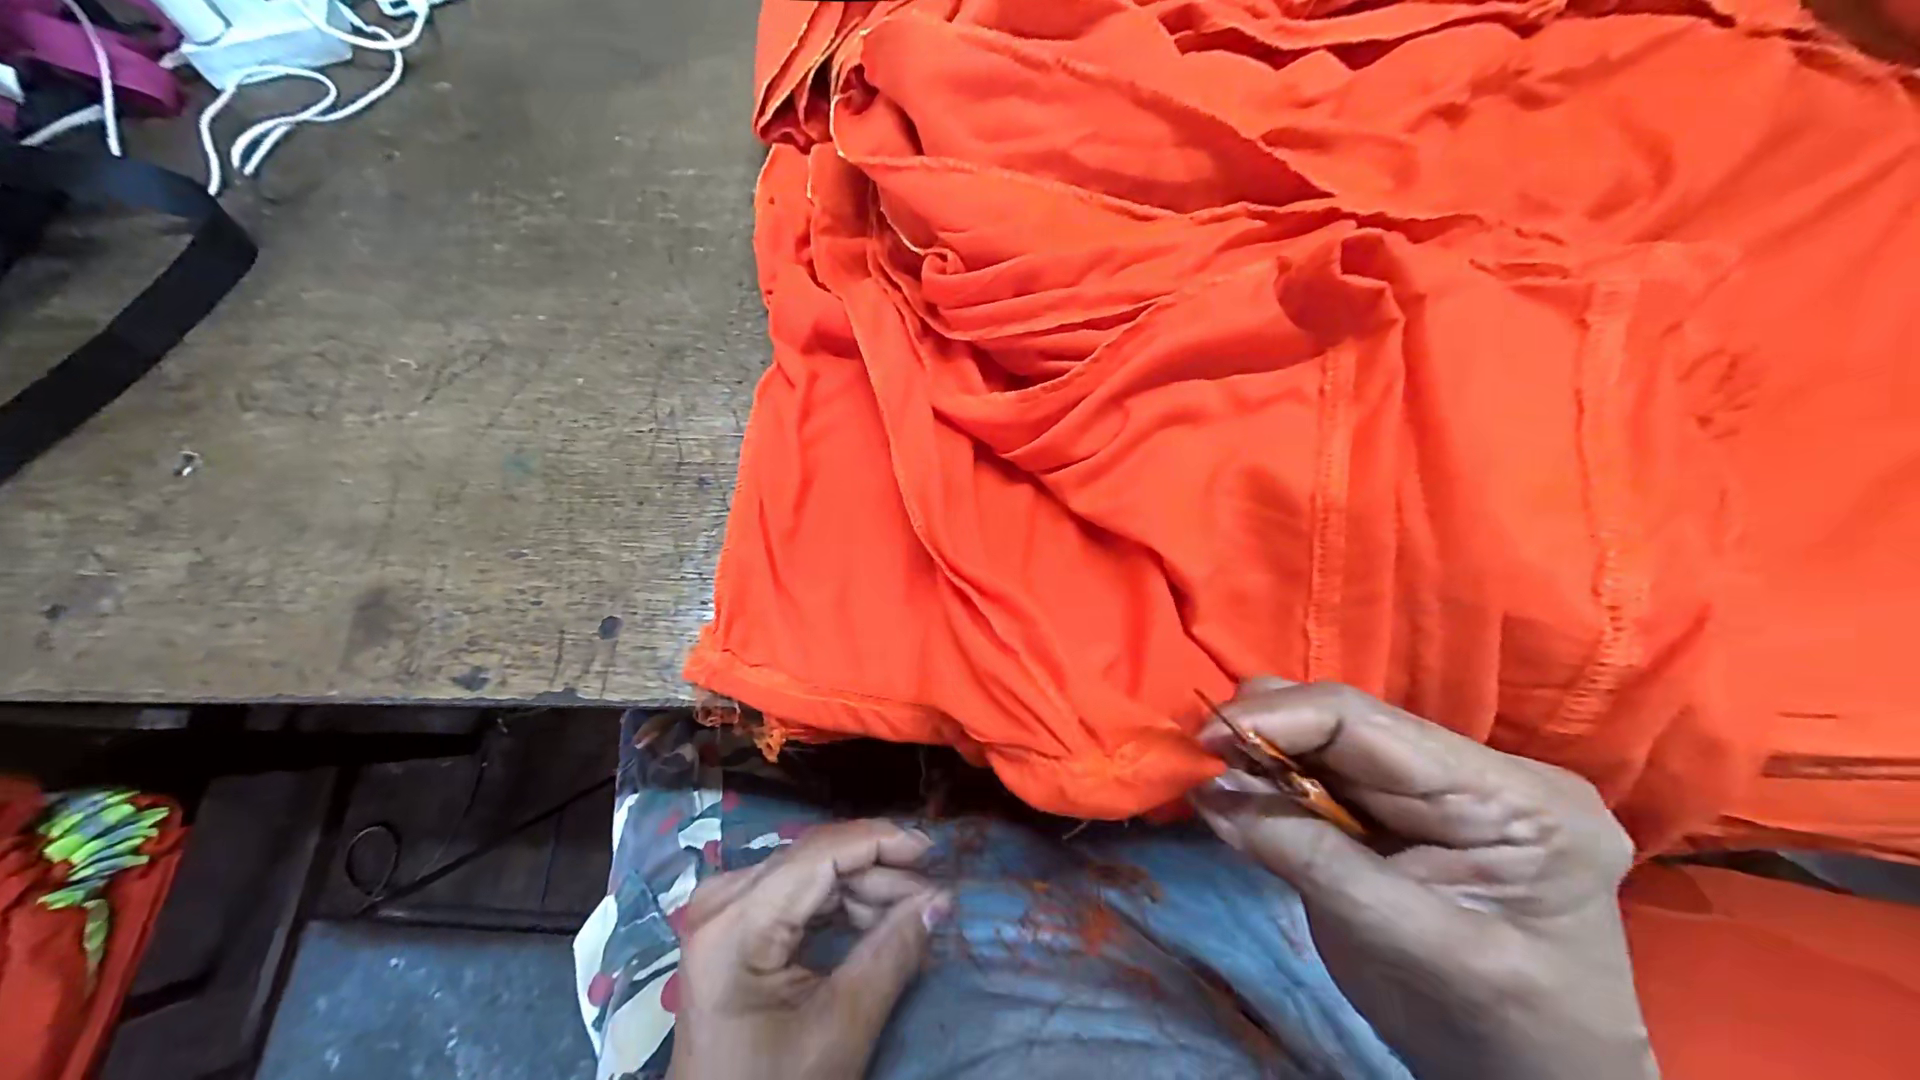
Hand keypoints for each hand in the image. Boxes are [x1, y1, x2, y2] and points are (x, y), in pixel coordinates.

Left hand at [666, 820, 951, 1079]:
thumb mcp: (841, 1027)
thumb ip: (893, 952)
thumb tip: (940, 899)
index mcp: (735, 923)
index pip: (820, 853)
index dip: (881, 841)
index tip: (933, 850)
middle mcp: (724, 897)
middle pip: (818, 859)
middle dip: (880, 873)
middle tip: (932, 895)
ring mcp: (727, 904)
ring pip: (814, 871)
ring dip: (866, 889)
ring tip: (912, 913)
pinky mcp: (736, 918)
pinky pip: (800, 890)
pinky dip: (843, 903)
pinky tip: (879, 920)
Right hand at [1192, 680, 1656, 1079]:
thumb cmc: (1495, 1030)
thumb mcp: (1406, 945)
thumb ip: (1308, 858)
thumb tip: (1210, 790)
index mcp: (1510, 796)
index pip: (1367, 721)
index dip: (1277, 718)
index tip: (1206, 739)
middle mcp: (1472, 769)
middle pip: (1339, 718)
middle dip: (1261, 733)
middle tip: (1202, 761)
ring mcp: (1434, 783)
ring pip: (1320, 736)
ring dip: (1260, 755)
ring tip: (1218, 781)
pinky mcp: (1398, 802)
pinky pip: (1318, 769)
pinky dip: (1270, 779)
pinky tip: (1243, 796)